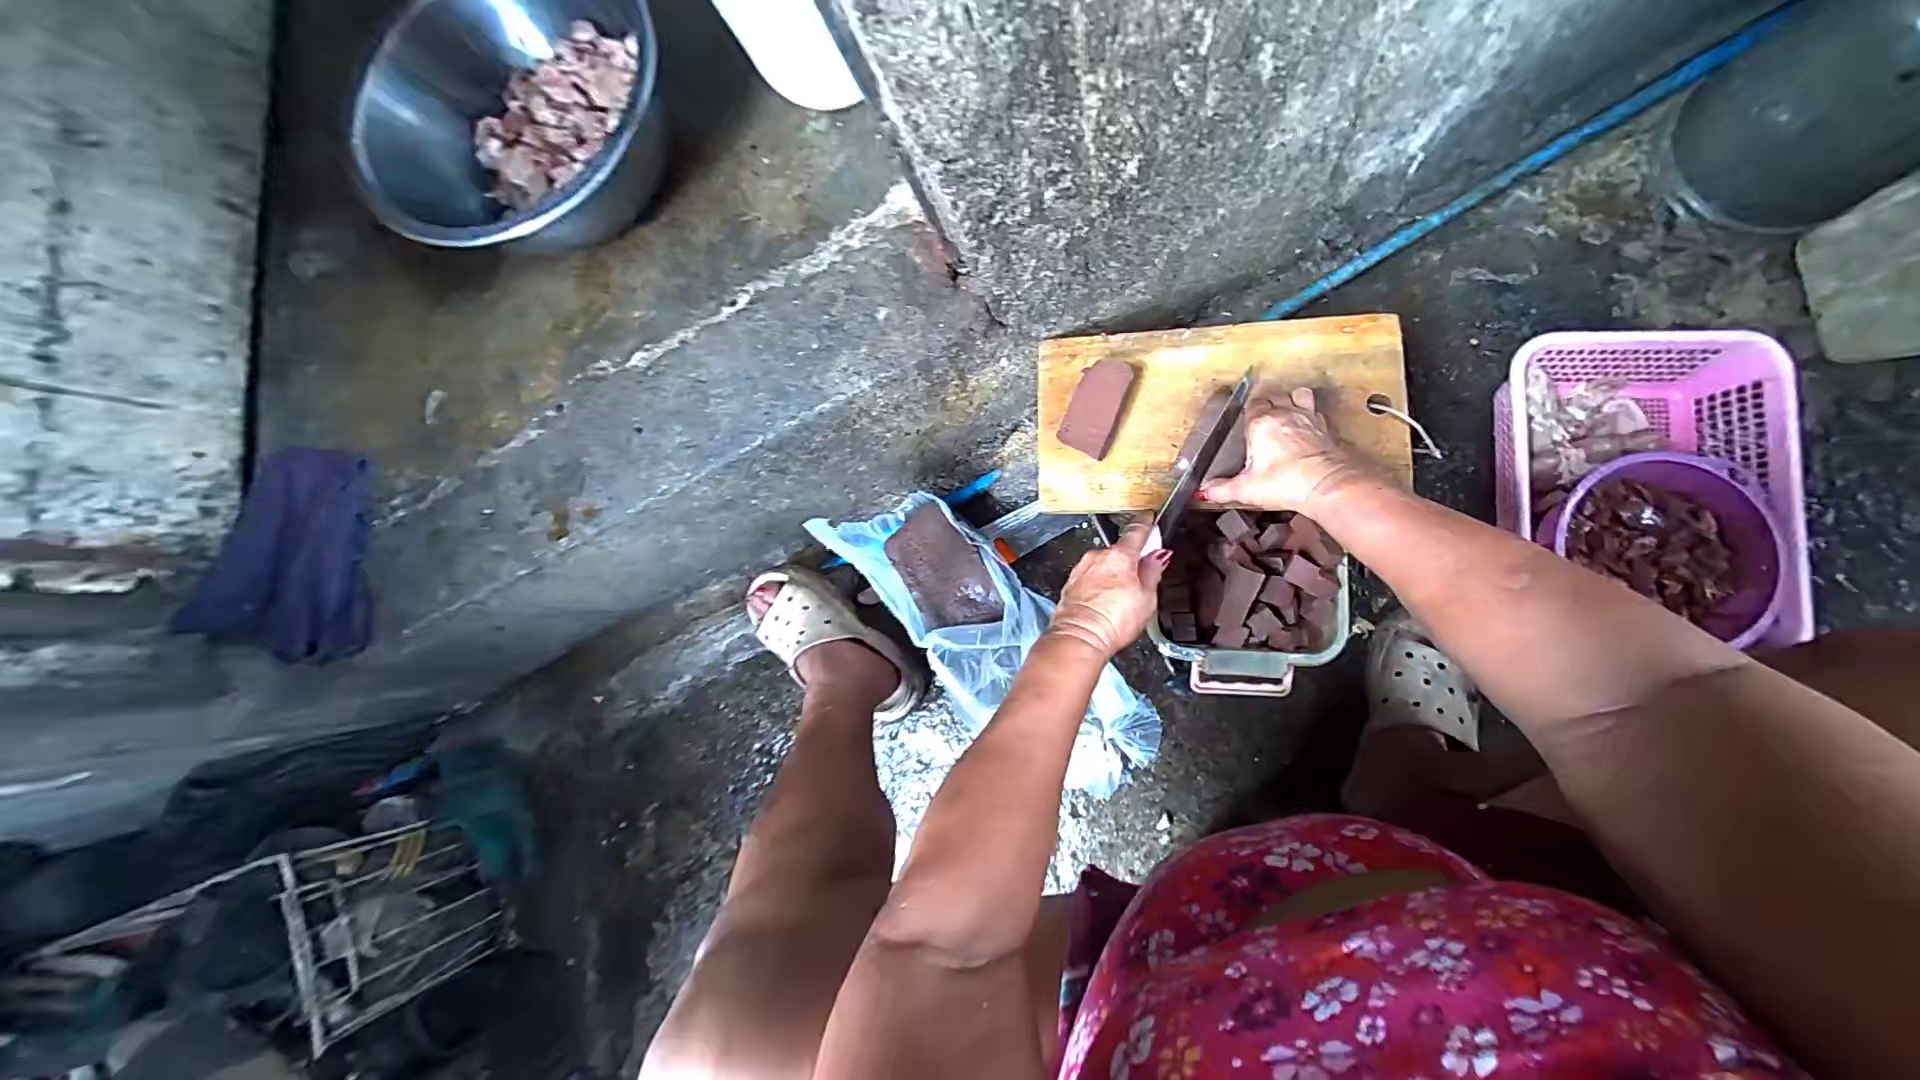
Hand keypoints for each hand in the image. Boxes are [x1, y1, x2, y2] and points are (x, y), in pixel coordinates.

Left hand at [1048, 517, 1170, 656]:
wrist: (1079, 637)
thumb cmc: (1112, 620)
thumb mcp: (1147, 598)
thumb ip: (1152, 572)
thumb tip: (1157, 557)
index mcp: (1120, 556)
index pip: (1136, 532)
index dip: (1145, 525)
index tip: (1148, 519)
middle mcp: (1097, 557)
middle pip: (1119, 552)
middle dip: (1129, 562)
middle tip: (1140, 579)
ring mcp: (1081, 570)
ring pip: (1103, 566)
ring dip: (1112, 576)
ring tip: (1121, 600)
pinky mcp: (1070, 584)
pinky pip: (1090, 579)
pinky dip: (1098, 586)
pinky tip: (1104, 603)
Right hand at [1200, 387, 1370, 510]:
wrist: (1327, 485)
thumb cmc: (1288, 481)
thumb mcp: (1246, 489)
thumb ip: (1222, 489)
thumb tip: (1207, 491)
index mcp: (1262, 423)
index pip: (1253, 402)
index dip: (1248, 406)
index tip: (1244, 411)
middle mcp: (1286, 414)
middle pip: (1275, 395)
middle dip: (1268, 401)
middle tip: (1261, 412)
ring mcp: (1308, 418)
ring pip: (1300, 395)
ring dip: (1293, 398)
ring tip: (1286, 409)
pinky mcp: (1326, 428)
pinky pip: (1316, 411)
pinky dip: (1310, 415)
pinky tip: (1306, 427)